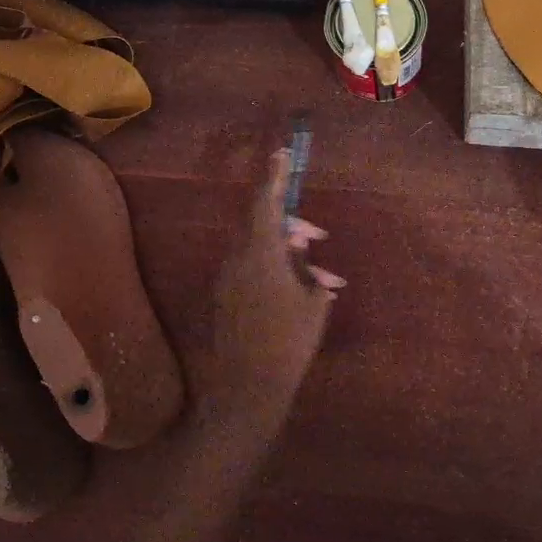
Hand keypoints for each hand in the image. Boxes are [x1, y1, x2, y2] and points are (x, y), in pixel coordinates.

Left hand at [187, 150, 345, 426]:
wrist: (248, 388)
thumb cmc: (289, 342)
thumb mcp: (312, 300)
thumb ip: (304, 266)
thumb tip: (297, 244)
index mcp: (262, 255)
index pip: (266, 204)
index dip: (274, 177)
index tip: (281, 153)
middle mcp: (238, 260)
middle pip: (262, 225)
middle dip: (290, 224)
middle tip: (318, 237)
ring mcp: (227, 279)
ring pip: (257, 248)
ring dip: (283, 250)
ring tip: (316, 275)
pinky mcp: (224, 298)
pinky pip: (250, 268)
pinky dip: (272, 268)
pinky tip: (296, 291)